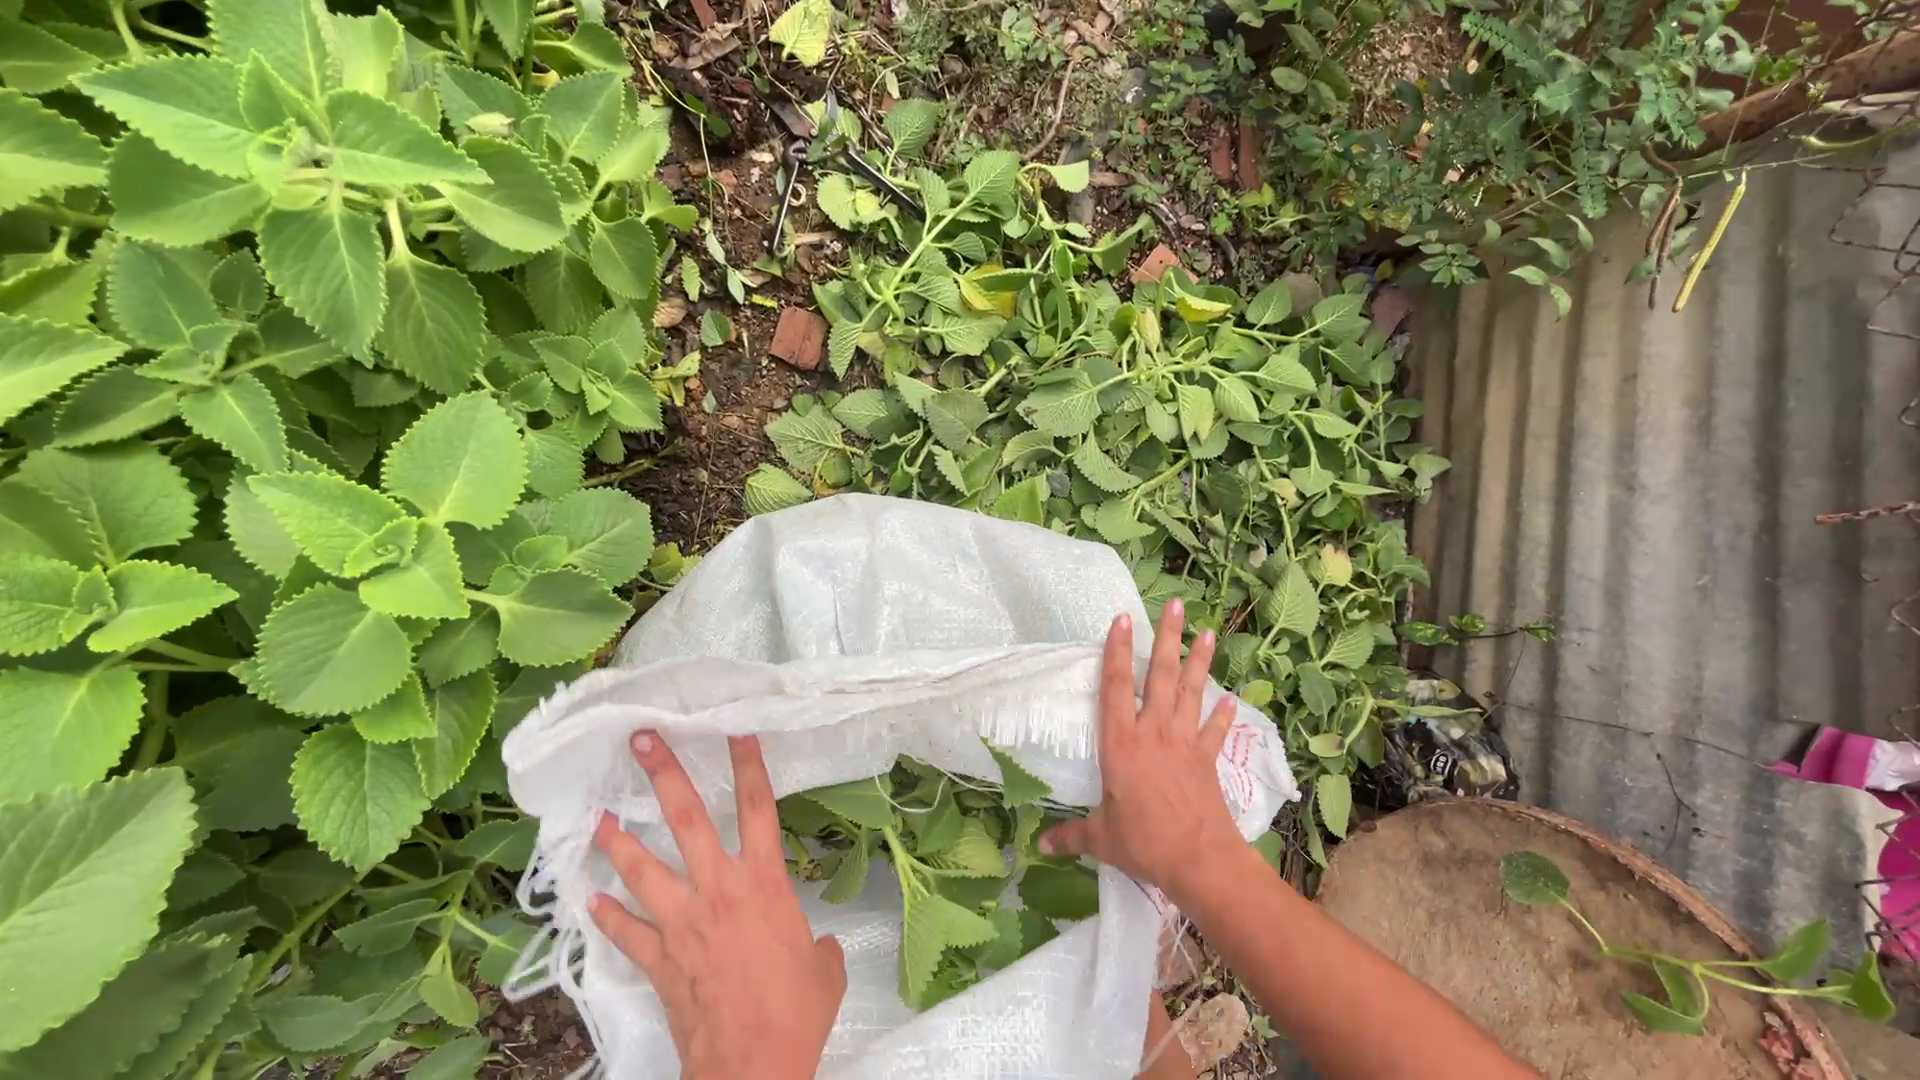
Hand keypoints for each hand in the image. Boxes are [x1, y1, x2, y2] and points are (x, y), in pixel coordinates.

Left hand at [590, 732, 845, 1079]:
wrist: (752, 1065)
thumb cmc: (797, 1010)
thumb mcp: (823, 968)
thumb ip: (819, 946)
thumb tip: (819, 948)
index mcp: (764, 883)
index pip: (758, 809)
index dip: (749, 766)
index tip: (736, 732)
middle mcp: (718, 890)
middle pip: (687, 820)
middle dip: (664, 776)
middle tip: (642, 740)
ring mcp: (681, 922)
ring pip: (641, 869)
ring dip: (617, 843)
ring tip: (597, 819)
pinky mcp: (658, 958)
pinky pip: (625, 931)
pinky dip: (607, 916)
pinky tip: (590, 900)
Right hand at [1039, 600, 1245, 904]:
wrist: (1200, 860)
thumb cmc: (1144, 842)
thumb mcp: (1101, 838)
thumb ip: (1071, 835)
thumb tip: (1041, 847)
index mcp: (1121, 744)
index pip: (1115, 688)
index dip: (1117, 652)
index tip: (1121, 619)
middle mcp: (1153, 733)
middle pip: (1161, 676)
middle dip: (1166, 638)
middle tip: (1174, 605)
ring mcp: (1184, 743)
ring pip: (1191, 693)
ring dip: (1200, 661)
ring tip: (1207, 632)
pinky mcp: (1207, 760)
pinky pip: (1215, 730)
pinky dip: (1223, 714)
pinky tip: (1231, 698)